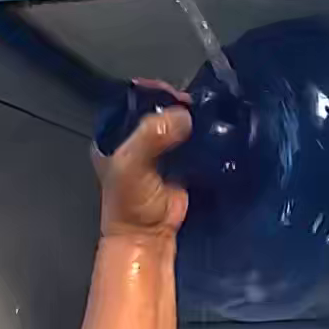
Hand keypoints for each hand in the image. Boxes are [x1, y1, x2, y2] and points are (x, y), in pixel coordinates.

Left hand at [93, 81, 192, 240]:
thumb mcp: (131, 163)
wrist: (149, 236)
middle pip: (159, 110)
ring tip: (206, 111)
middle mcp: (137, 139)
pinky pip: (193, 142)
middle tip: (193, 101)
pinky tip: (212, 127)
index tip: (171, 92)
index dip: (152, 93)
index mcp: (115, 134)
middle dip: (175, 104)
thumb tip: (184, 117)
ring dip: (191, 118)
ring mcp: (161, 151)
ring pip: (178, 124)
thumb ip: (152, 136)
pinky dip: (202, 135)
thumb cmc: (130, 201)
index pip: (135, 102)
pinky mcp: (182, 163)